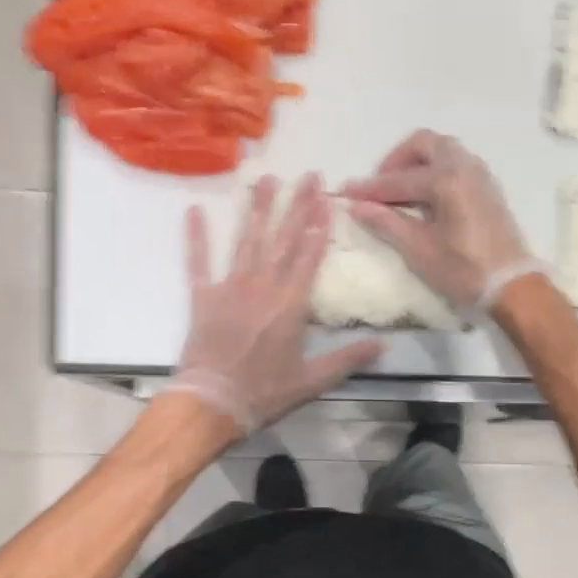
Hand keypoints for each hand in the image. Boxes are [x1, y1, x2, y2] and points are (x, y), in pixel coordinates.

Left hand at [168, 175, 383, 435]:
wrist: (212, 402)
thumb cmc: (264, 393)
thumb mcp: (312, 381)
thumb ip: (347, 359)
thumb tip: (384, 345)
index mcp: (290, 306)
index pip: (309, 257)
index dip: (319, 227)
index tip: (327, 199)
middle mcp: (262, 288)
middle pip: (283, 240)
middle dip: (297, 206)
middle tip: (308, 175)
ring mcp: (229, 289)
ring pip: (246, 241)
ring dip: (256, 209)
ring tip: (265, 179)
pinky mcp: (202, 298)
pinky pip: (198, 262)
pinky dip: (196, 237)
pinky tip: (193, 210)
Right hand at [341, 131, 546, 310]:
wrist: (511, 285)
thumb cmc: (464, 270)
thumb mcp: (420, 250)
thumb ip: (388, 223)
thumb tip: (358, 206)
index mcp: (446, 180)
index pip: (399, 179)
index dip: (371, 188)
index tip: (347, 192)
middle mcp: (465, 166)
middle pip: (424, 144)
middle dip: (397, 160)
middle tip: (381, 186)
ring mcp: (480, 175)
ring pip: (443, 150)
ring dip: (417, 163)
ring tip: (401, 191)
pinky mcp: (488, 188)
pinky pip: (457, 164)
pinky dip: (436, 170)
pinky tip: (425, 198)